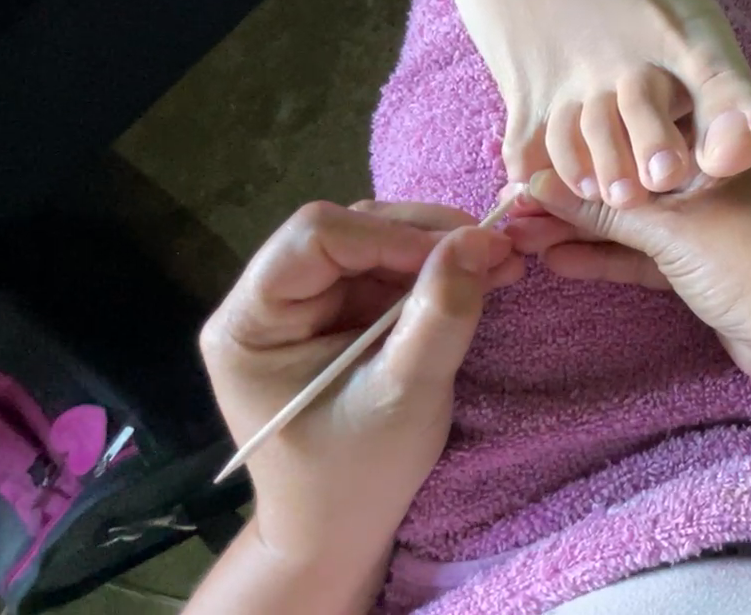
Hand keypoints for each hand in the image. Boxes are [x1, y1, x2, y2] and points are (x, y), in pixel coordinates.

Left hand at [199, 200, 523, 568]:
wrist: (345, 521)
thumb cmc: (358, 472)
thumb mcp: (405, 396)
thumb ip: (439, 317)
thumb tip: (480, 239)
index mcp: (251, 322)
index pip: (316, 238)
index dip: (391, 235)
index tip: (460, 254)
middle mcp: (274, 298)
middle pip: (353, 229)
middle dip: (428, 235)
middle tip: (496, 252)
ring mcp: (314, 299)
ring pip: (382, 237)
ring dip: (444, 245)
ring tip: (499, 264)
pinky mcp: (350, 306)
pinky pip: (399, 263)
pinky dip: (445, 264)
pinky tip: (483, 275)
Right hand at [506, 155, 750, 384]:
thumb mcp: (674, 229)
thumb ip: (605, 211)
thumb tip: (538, 190)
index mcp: (713, 147)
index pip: (635, 137)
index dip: (579, 152)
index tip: (526, 166)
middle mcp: (709, 178)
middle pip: (629, 181)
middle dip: (572, 196)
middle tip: (511, 210)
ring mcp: (705, 223)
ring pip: (633, 221)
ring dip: (581, 230)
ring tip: (520, 237)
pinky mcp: (700, 265)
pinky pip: (645, 254)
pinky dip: (607, 257)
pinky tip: (558, 259)